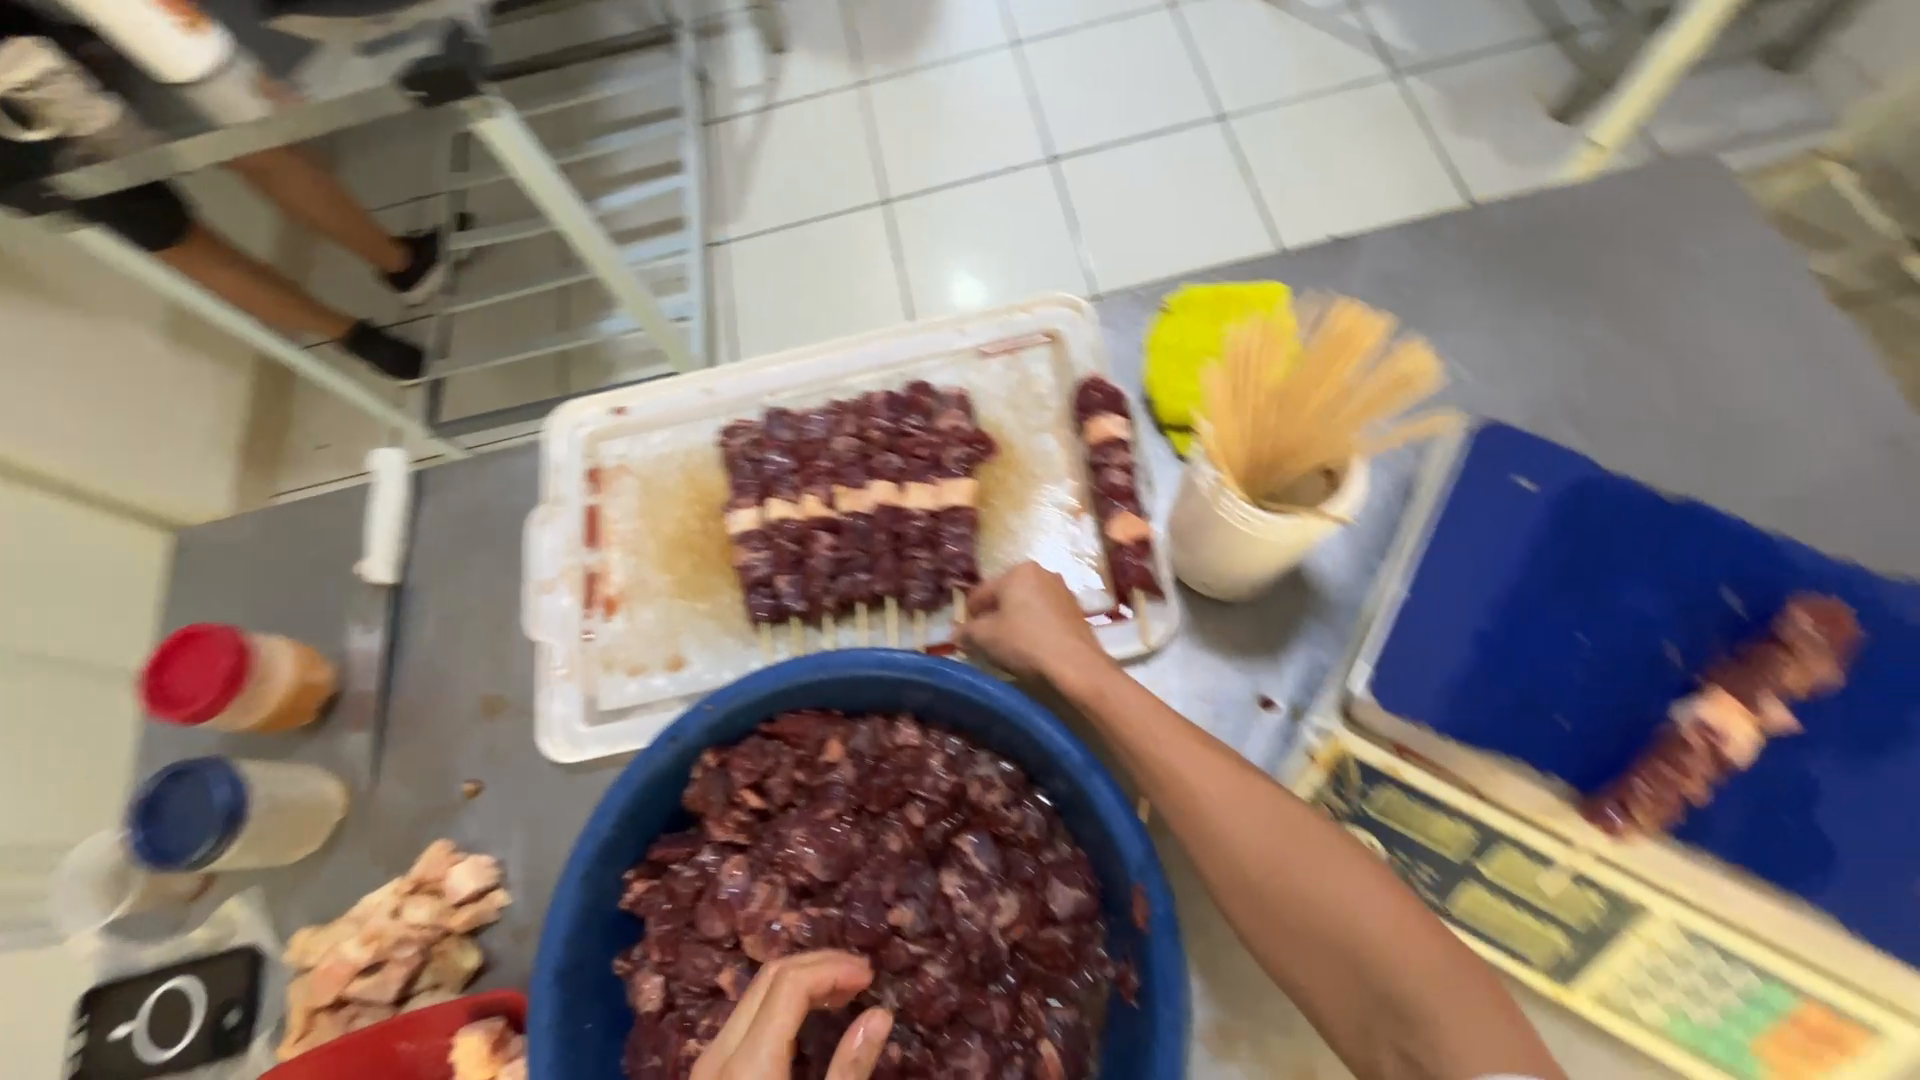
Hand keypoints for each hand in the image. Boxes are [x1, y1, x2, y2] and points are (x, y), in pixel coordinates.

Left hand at [690, 952, 892, 1079]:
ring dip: (802, 980)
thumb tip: (881, 1014)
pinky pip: (747, 1016)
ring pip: (755, 992)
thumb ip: (848, 1070)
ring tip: (844, 991)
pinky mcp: (707, 1073)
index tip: (870, 976)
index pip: (790, 983)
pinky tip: (808, 1015)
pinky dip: (782, 1003)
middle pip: (770, 977)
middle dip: (820, 965)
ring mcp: (706, 1061)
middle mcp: (718, 1051)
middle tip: (862, 976)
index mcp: (746, 1063)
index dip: (833, 968)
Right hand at [959, 562, 1114, 684]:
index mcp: (1018, 572)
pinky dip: (1034, 627)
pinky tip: (1031, 646)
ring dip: (1015, 621)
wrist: (1076, 665)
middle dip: (994, 616)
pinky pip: (1045, 616)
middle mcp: (1042, 573)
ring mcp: (1062, 591)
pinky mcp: (1076, 611)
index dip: (968, 614)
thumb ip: (966, 632)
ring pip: (1027, 605)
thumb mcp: (985, 638)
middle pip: (1006, 596)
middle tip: (985, 640)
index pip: (982, 592)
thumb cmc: (1024, 642)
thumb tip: (956, 635)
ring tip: (1008, 645)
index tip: (964, 634)